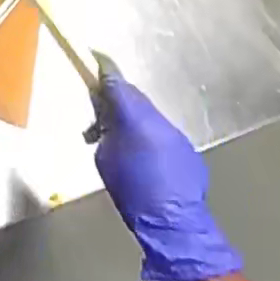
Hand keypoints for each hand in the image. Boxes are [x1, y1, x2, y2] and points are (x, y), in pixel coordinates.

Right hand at [94, 71, 241, 280]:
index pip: (117, 84)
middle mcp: (158, 118)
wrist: (175, 224)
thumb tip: (106, 116)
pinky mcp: (185, 147)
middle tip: (99, 109)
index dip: (104, 69)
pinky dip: (146, 133)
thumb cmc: (132, 191)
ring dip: (131, 118)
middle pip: (133, 97)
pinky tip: (139, 152)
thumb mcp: (105, 158)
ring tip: (117, 137)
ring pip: (147, 113)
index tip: (94, 56)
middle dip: (116, 97)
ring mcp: (174, 132)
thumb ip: (105, 130)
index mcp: (135, 118)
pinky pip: (160, 130)